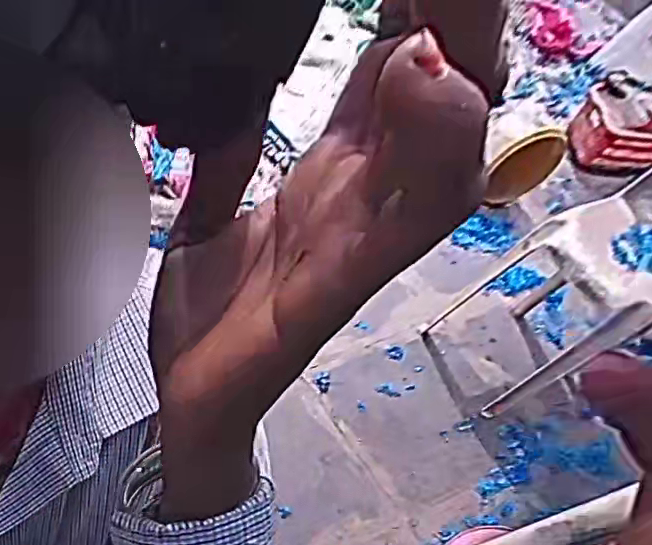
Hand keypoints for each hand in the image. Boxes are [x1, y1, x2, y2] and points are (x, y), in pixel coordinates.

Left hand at [149, 13, 494, 520]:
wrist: (190, 399)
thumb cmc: (205, 322)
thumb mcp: (203, 222)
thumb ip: (223, 160)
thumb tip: (227, 97)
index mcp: (325, 177)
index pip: (391, 67)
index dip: (412, 4)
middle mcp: (357, 199)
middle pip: (441, 88)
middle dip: (456, 15)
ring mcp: (359, 239)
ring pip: (450, 142)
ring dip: (462, 62)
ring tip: (433, 16)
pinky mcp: (344, 283)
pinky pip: (413, 213)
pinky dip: (431, 145)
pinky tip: (416, 80)